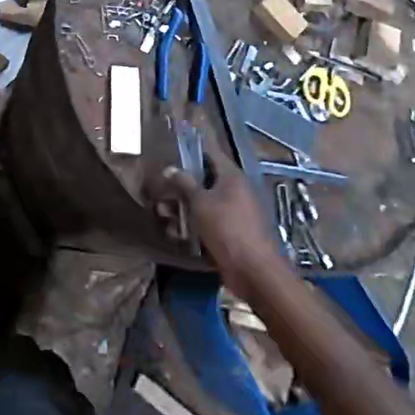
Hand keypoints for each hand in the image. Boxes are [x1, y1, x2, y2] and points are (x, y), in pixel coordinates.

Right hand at [149, 152, 283, 287]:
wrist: (253, 270)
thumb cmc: (227, 228)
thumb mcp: (200, 203)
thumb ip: (185, 184)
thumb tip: (170, 168)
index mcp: (232, 176)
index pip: (211, 152)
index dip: (194, 146)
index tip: (176, 145)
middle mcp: (236, 190)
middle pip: (205, 179)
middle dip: (182, 185)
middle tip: (161, 189)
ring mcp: (235, 212)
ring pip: (205, 202)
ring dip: (184, 207)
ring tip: (163, 215)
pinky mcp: (232, 232)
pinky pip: (209, 222)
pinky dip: (195, 224)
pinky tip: (177, 233)